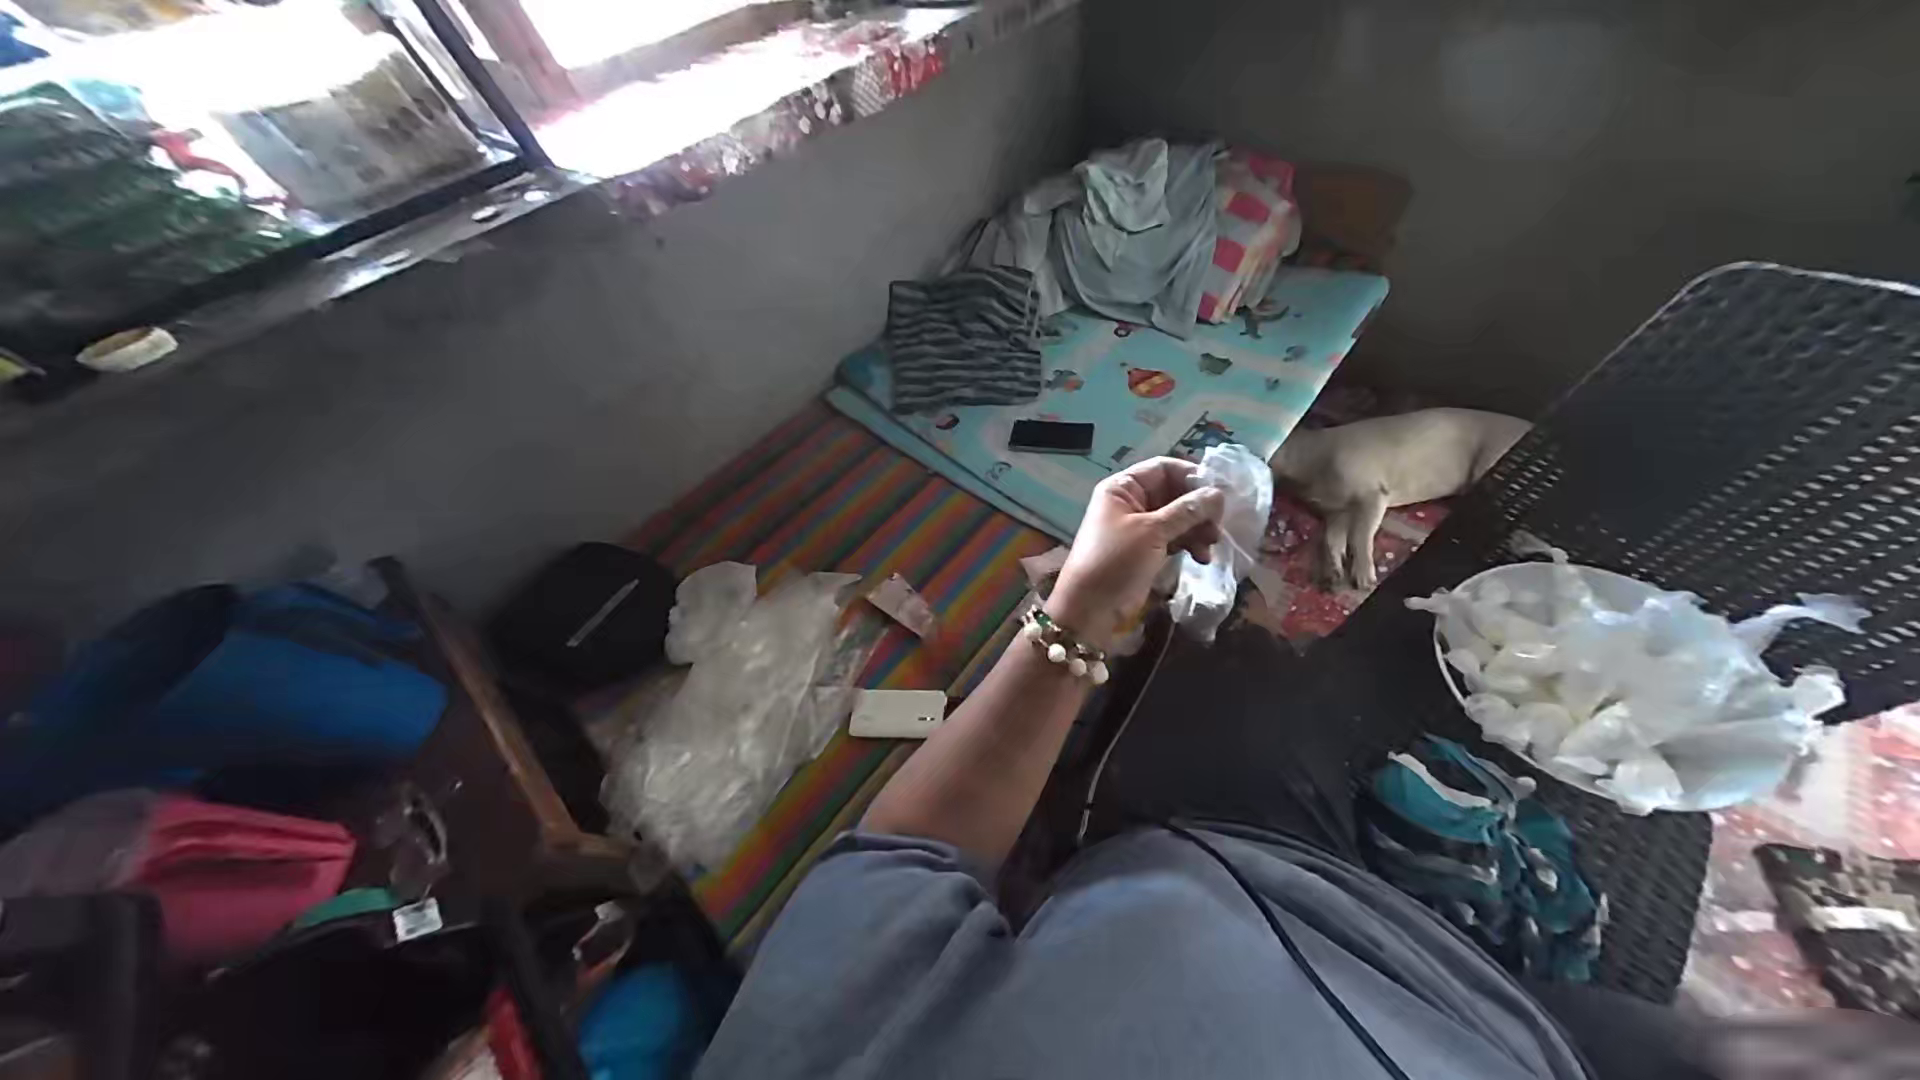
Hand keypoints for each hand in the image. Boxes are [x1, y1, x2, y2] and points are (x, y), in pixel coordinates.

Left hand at [1046, 457, 1225, 645]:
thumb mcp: (1151, 532)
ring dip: (1198, 529)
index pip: (1164, 468)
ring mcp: (1140, 527)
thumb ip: (1187, 511)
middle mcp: (1131, 502)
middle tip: (1217, 526)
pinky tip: (1201, 558)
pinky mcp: (1147, 550)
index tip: (1218, 496)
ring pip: (1179, 517)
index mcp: (1123, 487)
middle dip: (1199, 508)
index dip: (1192, 477)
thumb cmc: (1115, 561)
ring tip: (1210, 546)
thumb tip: (1218, 494)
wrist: (1090, 608)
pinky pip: (1175, 538)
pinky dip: (1190, 544)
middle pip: (1176, 492)